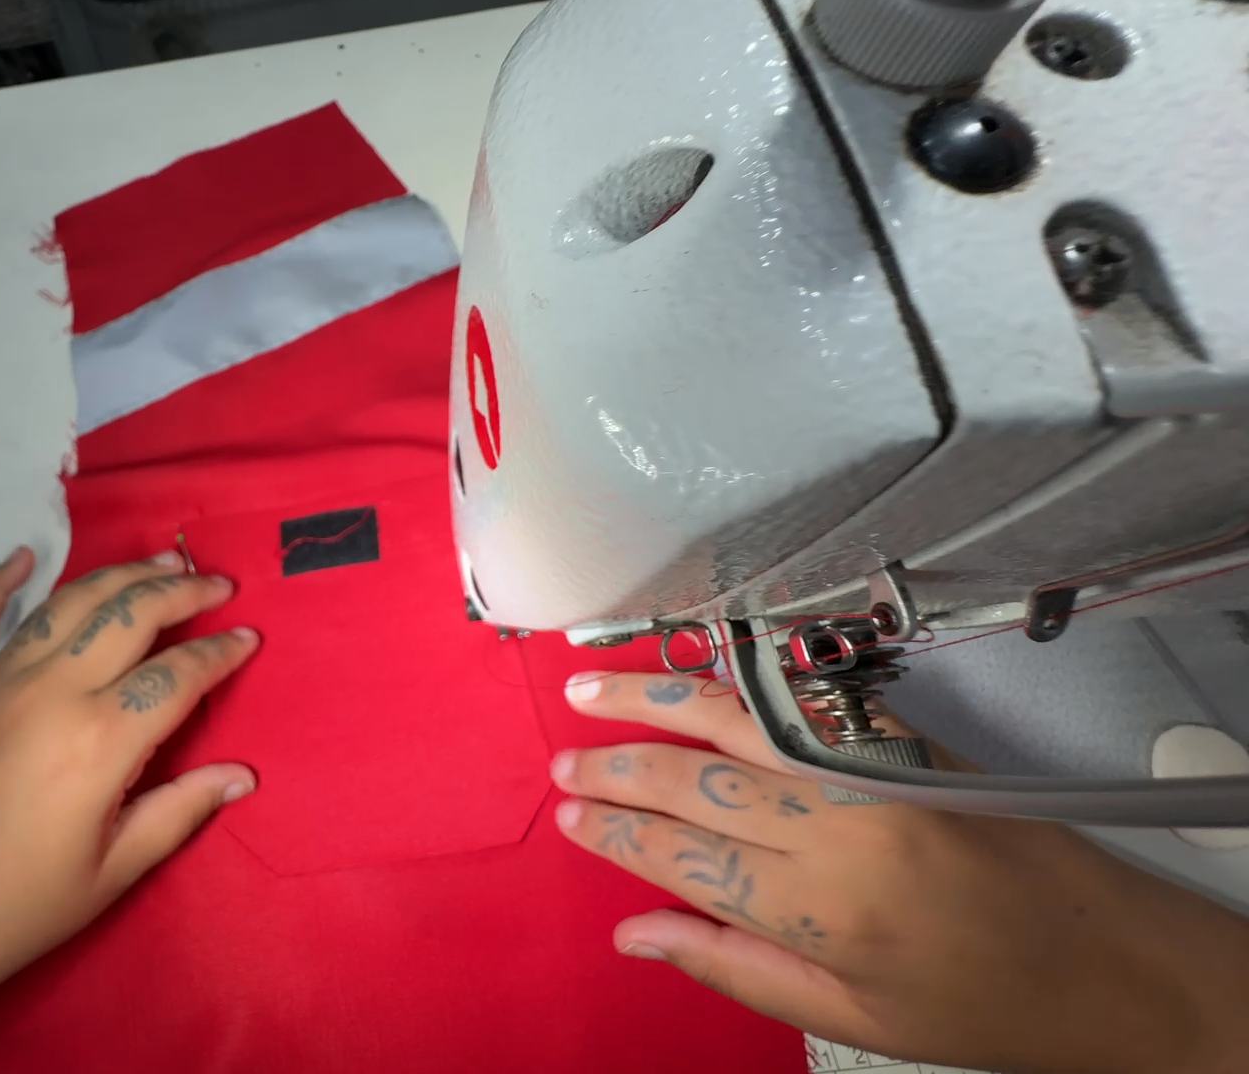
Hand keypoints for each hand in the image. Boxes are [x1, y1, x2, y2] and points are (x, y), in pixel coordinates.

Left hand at [0, 548, 258, 1073]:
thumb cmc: (11, 911)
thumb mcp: (112, 873)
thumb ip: (182, 811)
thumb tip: (245, 774)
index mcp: (99, 739)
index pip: (179, 676)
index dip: (222, 654)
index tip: (250, 636)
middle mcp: (50, 690)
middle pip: (130, 615)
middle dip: (183, 592)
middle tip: (217, 584)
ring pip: (68, 601)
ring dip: (120, 574)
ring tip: (159, 561)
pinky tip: (22, 557)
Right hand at [552, 672, 1248, 1073]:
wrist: (1130, 962)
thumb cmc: (984, 1005)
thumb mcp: (854, 1021)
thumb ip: (731, 964)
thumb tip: (630, 932)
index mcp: (824, 909)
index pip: (681, 856)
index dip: (614, 832)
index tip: (567, 815)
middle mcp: (834, 826)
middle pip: (689, 780)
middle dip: (612, 768)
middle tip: (562, 764)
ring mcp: (862, 768)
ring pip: (724, 719)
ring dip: (643, 701)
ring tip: (582, 692)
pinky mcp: (888, 736)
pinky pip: (781, 699)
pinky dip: (717, 681)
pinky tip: (675, 672)